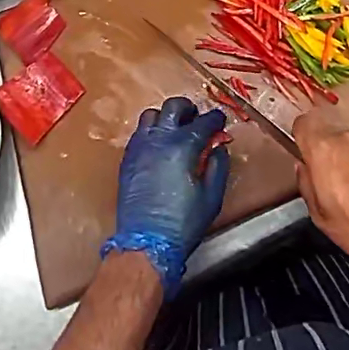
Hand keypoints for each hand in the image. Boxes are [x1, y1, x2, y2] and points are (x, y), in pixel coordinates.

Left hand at [103, 97, 228, 296]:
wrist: (146, 242)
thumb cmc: (182, 222)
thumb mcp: (212, 196)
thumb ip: (218, 165)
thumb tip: (218, 148)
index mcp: (184, 146)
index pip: (204, 122)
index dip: (216, 119)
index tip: (220, 121)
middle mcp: (160, 140)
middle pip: (174, 107)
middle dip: (189, 108)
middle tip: (196, 119)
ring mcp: (140, 147)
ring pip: (152, 115)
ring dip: (166, 117)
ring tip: (175, 128)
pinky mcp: (128, 158)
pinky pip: (139, 132)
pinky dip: (152, 131)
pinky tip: (159, 144)